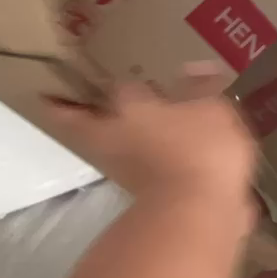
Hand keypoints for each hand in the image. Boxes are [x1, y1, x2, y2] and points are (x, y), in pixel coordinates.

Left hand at [42, 63, 256, 212]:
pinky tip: (158, 156)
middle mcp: (116, 135)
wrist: (196, 211)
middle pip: (81, 120)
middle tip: (62, 98)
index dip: (125, 78)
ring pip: (105, 144)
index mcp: (132, 109)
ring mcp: (124, 168)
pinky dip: (140, 160)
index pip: (122, 87)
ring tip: (119, 126)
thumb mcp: (213, 110)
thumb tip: (194, 66)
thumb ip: (203, 88)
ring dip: (106, 136)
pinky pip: (136, 168)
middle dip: (70, 110)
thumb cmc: (202, 150)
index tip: (120, 72)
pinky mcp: (143, 193)